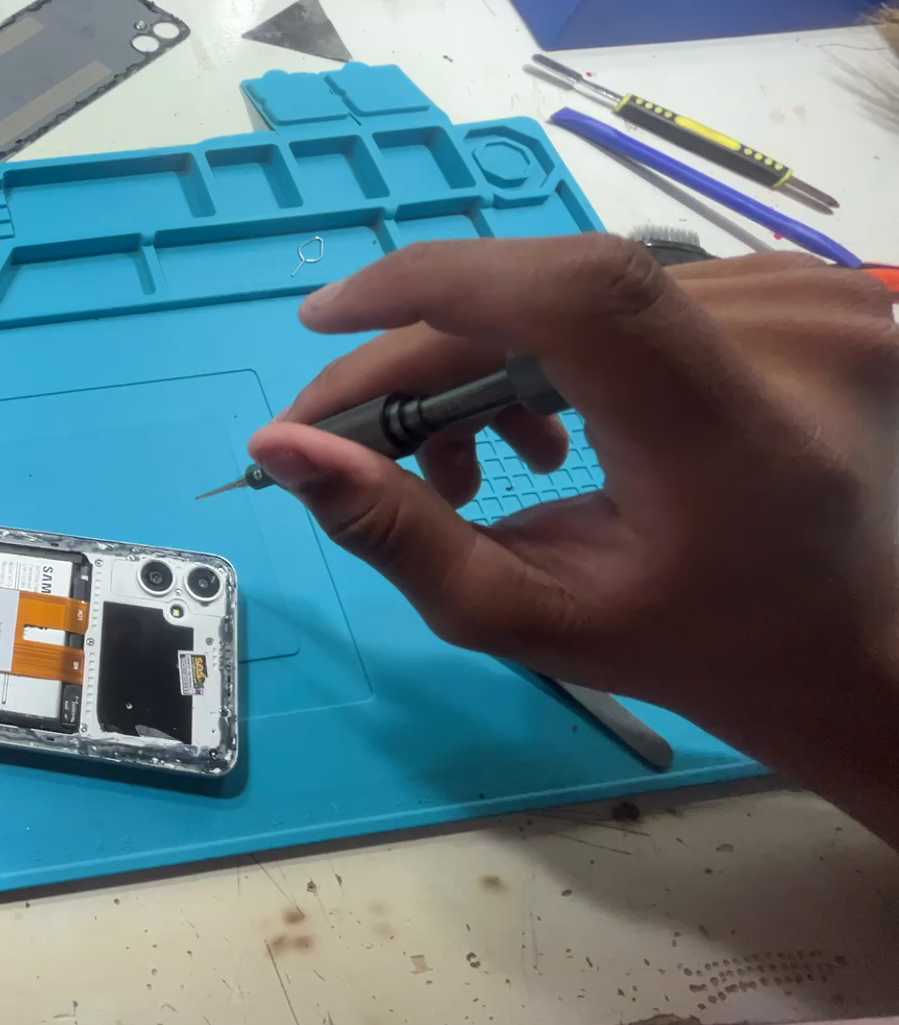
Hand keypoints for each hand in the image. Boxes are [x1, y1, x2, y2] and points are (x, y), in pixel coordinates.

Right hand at [246, 237, 898, 732]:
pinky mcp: (795, 288)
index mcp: (729, 436)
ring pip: (554, 301)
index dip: (424, 284)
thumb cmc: (681, 643)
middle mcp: (789, 335)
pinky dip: (526, 359)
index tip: (322, 318)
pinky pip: (605, 301)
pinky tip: (529, 431)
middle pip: (528, 307)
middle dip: (406, 367)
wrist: (858, 638)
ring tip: (453, 466)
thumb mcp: (504, 612)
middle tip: (346, 442)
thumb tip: (279, 448)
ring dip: (462, 371)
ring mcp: (810, 297)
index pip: (567, 296)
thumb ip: (387, 530)